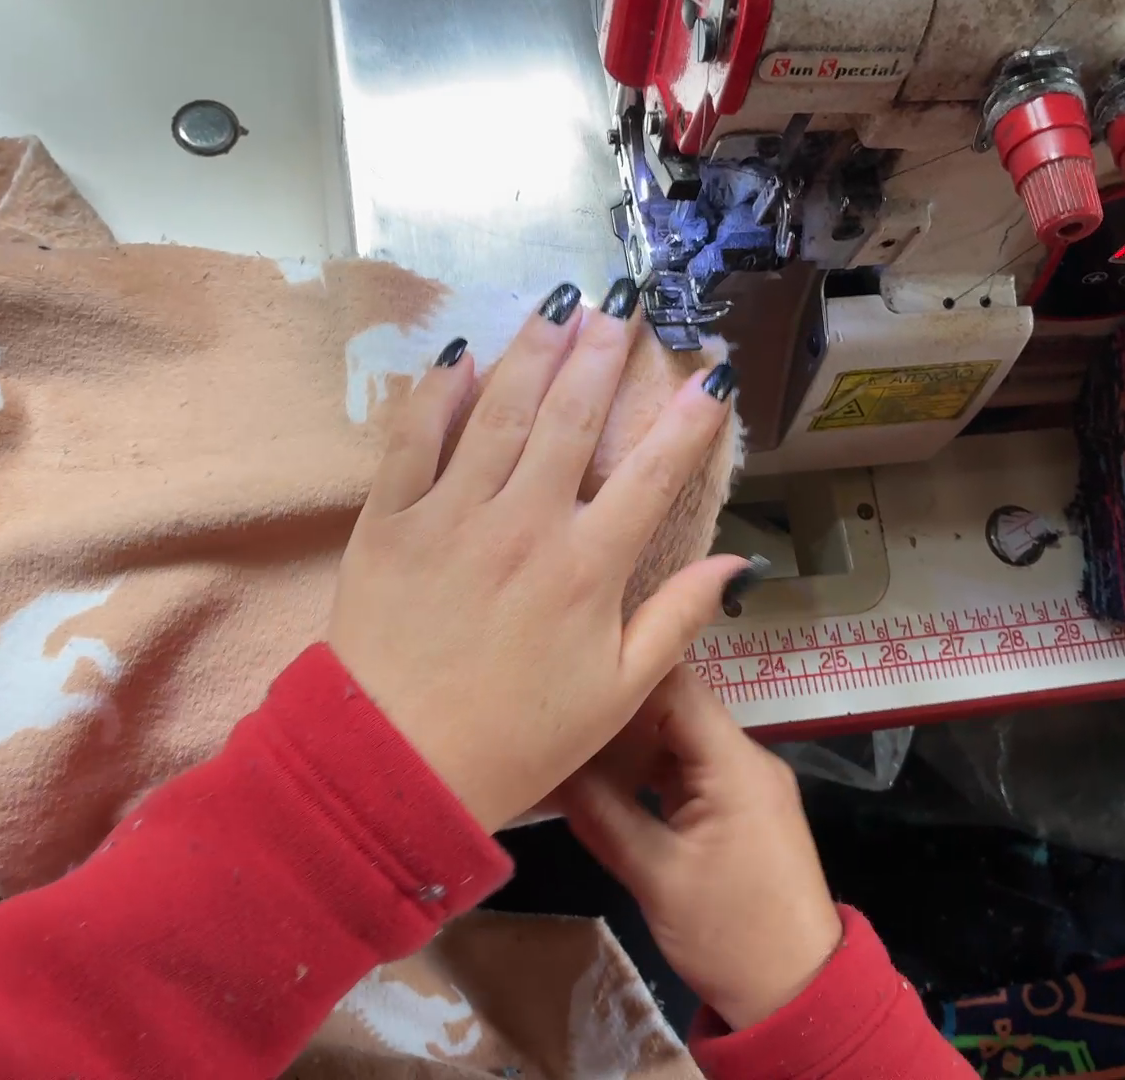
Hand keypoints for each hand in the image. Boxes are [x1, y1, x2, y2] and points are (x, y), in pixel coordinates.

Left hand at [327, 281, 743, 831]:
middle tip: (620, 307)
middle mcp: (523, 524)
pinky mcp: (388, 523)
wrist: (394, 769)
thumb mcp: (616, 695)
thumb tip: (735, 564)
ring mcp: (450, 516)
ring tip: (557, 308)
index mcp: (586, 568)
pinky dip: (435, 395)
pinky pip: (412, 441)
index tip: (712, 377)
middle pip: (571, 421)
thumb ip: (676, 620)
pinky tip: (458, 356)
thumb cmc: (518, 740)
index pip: (652, 474)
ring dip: (532, 355)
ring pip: (498, 414)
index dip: (689, 422)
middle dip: (602, 358)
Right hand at [560, 666, 842, 1030]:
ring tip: (578, 745)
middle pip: (678, 707)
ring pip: (682, 736)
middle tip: (567, 719)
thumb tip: (552, 768)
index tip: (576, 685)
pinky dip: (652, 768)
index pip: (676, 688)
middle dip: (622, 712)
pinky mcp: (741, 803)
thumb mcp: (656, 877)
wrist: (801, 996)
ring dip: (634, 742)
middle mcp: (747, 757)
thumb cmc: (731, 935)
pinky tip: (612, 779)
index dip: (624, 680)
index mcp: (734, 764)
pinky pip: (691, 765)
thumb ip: (600, 814)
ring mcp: (747, 780)